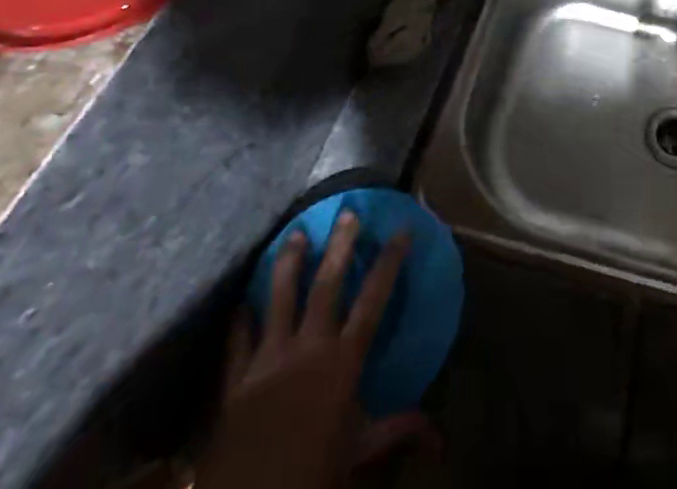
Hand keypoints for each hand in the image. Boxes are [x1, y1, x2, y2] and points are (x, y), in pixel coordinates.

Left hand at [196, 211, 424, 488]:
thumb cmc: (316, 470)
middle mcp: (307, 347)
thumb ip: (399, 430)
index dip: (388, 264)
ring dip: (289, 263)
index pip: (372, 301)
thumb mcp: (361, 450)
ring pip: (280, 296)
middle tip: (348, 213)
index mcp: (342, 361)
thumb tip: (439, 435)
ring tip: (295, 233)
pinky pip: (238, 338)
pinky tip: (241, 301)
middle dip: (340, 245)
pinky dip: (241, 319)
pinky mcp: (237, 375)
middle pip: (326, 284)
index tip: (400, 232)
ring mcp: (268, 356)